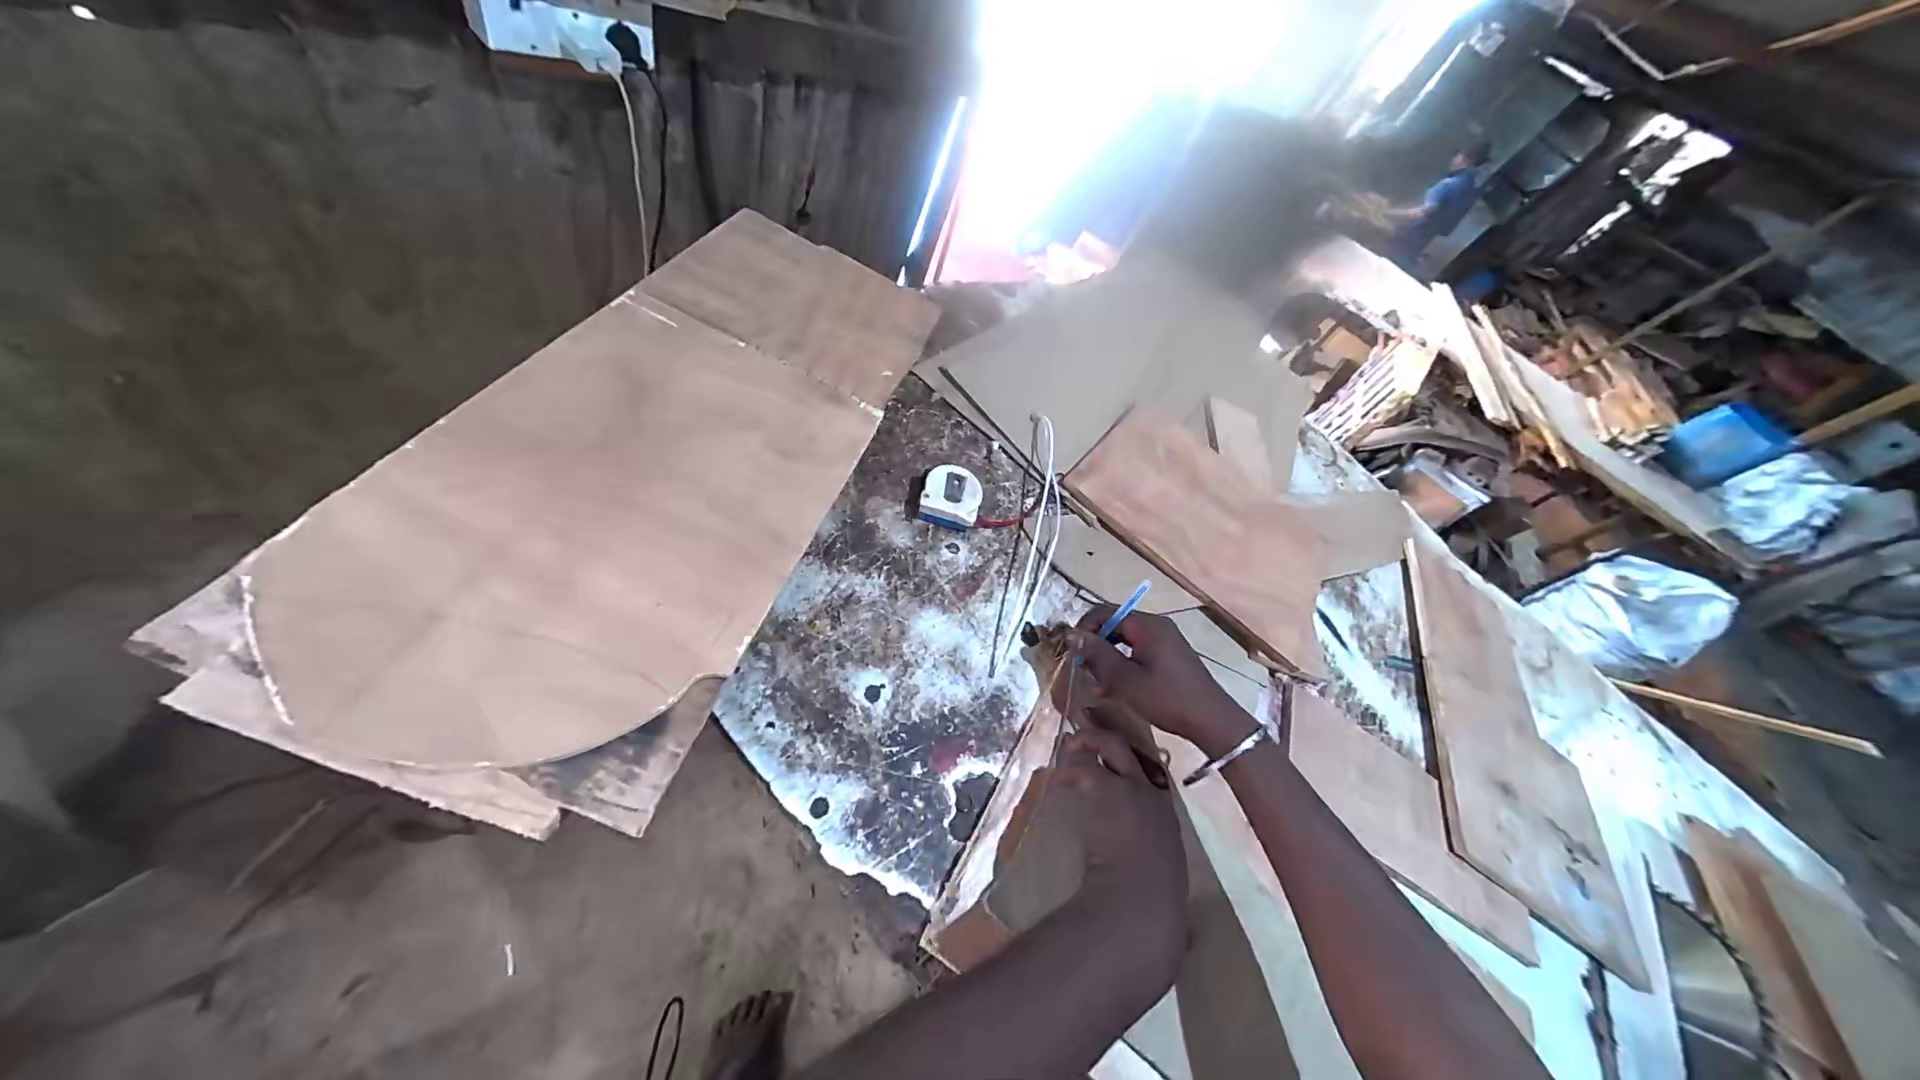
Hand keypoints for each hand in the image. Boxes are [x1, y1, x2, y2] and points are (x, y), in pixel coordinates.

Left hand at [1052, 725, 1186, 918]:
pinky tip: (1055, 781)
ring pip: (1109, 745)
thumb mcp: (1161, 880)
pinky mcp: (1109, 789)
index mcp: (1166, 816)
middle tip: (1083, 727)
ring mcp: (1133, 788)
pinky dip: (1068, 772)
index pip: (1149, 774)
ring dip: (1084, 743)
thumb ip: (1151, 868)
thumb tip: (1153, 894)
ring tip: (1065, 747)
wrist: (1139, 905)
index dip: (1127, 761)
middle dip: (1104, 735)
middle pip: (1130, 749)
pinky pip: (1084, 768)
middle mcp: (1153, 795)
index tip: (1110, 753)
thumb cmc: (1151, 905)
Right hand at [1067, 606, 1259, 758]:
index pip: (1104, 612)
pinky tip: (1114, 687)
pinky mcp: (1168, 657)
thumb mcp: (1126, 679)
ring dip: (1107, 658)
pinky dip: (1122, 665)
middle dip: (1095, 645)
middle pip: (1114, 625)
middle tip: (1081, 670)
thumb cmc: (1167, 698)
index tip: (1072, 653)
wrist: (1212, 721)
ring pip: (1124, 641)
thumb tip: (1072, 635)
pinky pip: (1137, 652)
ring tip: (1095, 683)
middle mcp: (1156, 626)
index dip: (1084, 629)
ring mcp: (1164, 641)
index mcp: (1147, 625)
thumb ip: (1097, 654)